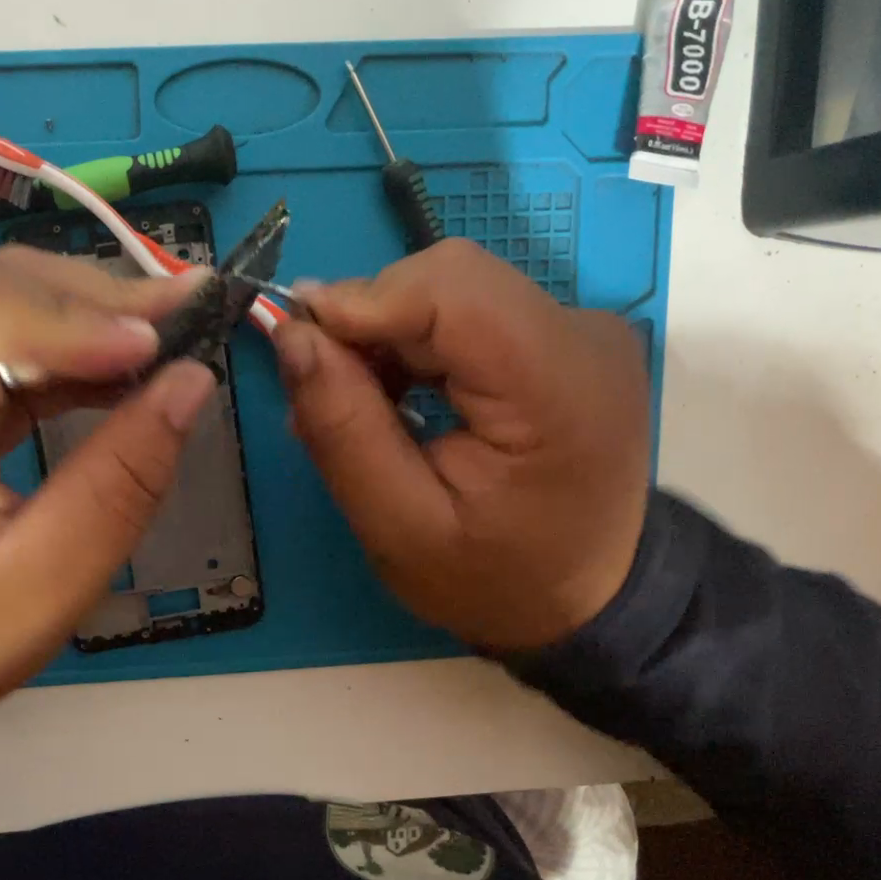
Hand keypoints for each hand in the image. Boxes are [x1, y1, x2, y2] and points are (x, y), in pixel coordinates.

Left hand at [0, 239, 213, 725]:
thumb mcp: (46, 581)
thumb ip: (121, 479)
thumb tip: (192, 379)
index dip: (63, 312)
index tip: (153, 347)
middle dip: (80, 297)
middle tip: (179, 321)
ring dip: (72, 311)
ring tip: (160, 337)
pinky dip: (51, 342)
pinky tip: (113, 364)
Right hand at [272, 239, 650, 651]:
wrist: (588, 600)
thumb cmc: (494, 579)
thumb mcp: (399, 528)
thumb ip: (342, 429)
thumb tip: (291, 334)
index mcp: (555, 389)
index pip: (449, 289)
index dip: (361, 301)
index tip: (297, 341)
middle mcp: (582, 336)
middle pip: (447, 279)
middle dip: (369, 322)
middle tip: (327, 392)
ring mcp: (582, 330)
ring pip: (452, 288)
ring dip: (388, 334)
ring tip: (363, 405)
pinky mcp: (566, 336)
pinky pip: (470, 309)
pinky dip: (417, 341)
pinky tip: (402, 394)